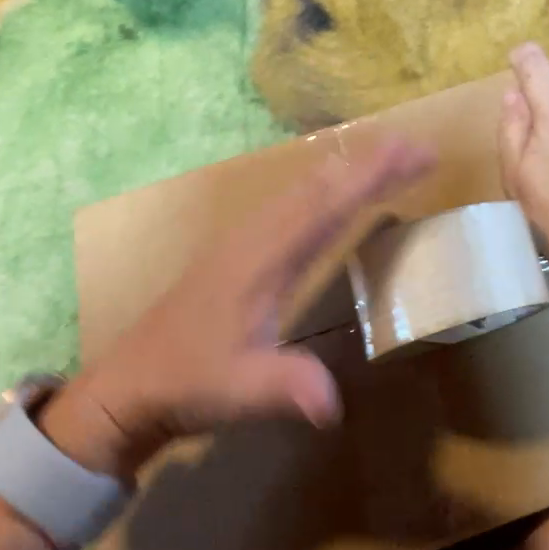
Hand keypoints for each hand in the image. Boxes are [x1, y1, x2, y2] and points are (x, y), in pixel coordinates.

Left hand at [45, 139, 433, 479]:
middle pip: (322, 183)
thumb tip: (333, 401)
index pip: (328, 204)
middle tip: (420, 148)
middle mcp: (259, 234)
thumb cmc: (187, 382)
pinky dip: (329, 183)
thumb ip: (285, 388)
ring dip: (351, 167)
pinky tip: (340, 189)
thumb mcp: (237, 391)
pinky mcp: (243, 247)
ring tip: (392, 156)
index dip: (373, 176)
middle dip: (372, 161)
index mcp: (265, 257)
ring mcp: (248, 236)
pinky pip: (296, 199)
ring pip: (307, 186)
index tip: (414, 153)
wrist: (128, 385)